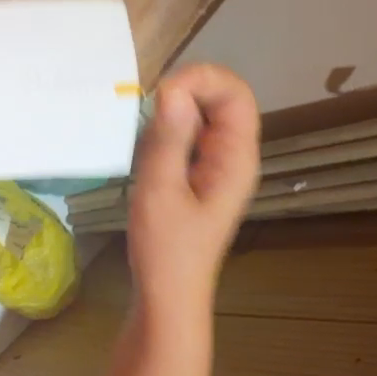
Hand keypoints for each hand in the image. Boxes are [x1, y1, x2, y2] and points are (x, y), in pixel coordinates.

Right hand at [127, 65, 259, 308]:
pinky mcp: (197, 180)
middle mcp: (232, 158)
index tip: (160, 91)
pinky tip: (143, 147)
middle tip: (145, 106)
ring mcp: (216, 169)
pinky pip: (189, 139)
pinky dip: (167, 132)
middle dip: (187, 91)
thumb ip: (168, 140)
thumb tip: (172, 90)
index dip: (202, 80)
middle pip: (223, 101)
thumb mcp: (160, 191)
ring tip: (140, 126)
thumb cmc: (166, 248)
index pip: (236, 95)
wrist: (167, 295)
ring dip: (175, 111)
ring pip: (204, 118)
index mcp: (236, 159)